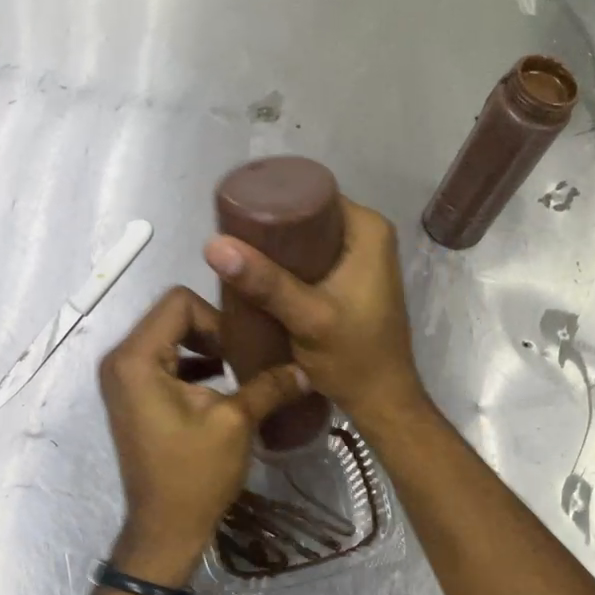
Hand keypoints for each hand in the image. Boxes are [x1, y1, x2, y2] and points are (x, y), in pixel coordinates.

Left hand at [98, 287, 308, 585]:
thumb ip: (269, 385)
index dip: (217, 319)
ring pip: (171, 337)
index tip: (242, 350)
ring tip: (239, 371)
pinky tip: (223, 386)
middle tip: (245, 359)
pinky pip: (165, 360)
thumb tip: (307, 368)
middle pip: (173, 316)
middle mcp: (121, 360)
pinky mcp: (133, 395)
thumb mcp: (237, 422)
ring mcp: (124, 378)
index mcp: (136, 359)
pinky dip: (194, 365)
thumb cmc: (194, 473)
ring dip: (206, 349)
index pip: (179, 302)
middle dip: (214, 333)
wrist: (164, 528)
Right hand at [204, 198, 426, 424]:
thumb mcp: (307, 317)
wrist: (382, 400)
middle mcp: (369, 234)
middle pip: (307, 216)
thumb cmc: (353, 357)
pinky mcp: (352, 280)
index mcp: (368, 228)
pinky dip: (289, 265)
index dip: (273, 201)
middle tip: (232, 242)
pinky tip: (260, 276)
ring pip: (308, 239)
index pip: (312, 194)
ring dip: (277, 249)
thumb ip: (266, 282)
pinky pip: (313, 258)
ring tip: (239, 257)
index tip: (235, 217)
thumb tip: (212, 244)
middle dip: (270, 228)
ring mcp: (362, 258)